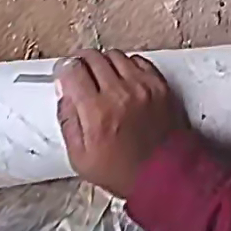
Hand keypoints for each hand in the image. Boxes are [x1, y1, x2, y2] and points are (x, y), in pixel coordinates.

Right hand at [55, 50, 187, 198]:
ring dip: (104, 62)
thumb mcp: (82, 158)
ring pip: (115, 55)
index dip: (64, 68)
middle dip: (81, 62)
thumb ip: (68, 122)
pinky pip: (137, 60)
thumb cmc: (126, 172)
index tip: (63, 72)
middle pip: (93, 57)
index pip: (73, 69)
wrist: (167, 176)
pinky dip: (127, 65)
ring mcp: (142, 86)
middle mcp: (120, 93)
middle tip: (80, 72)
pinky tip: (124, 79)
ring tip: (102, 77)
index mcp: (97, 112)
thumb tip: (64, 96)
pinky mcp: (159, 84)